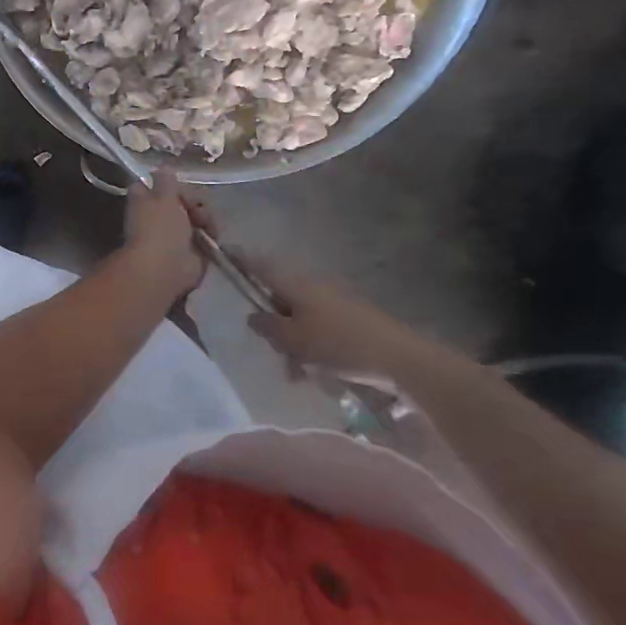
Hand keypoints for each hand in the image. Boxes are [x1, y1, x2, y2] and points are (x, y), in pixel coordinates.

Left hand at [122, 171, 213, 293]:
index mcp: (145, 200)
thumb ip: (166, 181)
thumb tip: (163, 167)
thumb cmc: (159, 227)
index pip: (155, 184)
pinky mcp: (192, 247)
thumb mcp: (163, 196)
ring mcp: (175, 232)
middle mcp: (158, 215)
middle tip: (196, 207)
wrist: (165, 267)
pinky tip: (213, 234)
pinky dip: (211, 232)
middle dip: (194, 200)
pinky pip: (206, 233)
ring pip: (196, 215)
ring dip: (205, 216)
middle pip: (181, 199)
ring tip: (206, 224)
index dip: (169, 183)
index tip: (180, 185)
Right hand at [239, 255, 453, 379]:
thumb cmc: (338, 344)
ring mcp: (335, 302)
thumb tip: (253, 316)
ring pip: (300, 317)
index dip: (240, 259)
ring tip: (297, 373)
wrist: (402, 359)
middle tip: (272, 349)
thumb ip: (268, 326)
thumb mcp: (293, 339)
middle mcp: (312, 286)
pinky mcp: (352, 319)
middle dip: (272, 322)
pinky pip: (320, 328)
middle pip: (280, 296)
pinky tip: (318, 373)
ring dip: (294, 342)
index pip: (259, 265)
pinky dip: (313, 346)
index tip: (223, 251)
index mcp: (295, 283)